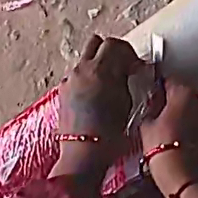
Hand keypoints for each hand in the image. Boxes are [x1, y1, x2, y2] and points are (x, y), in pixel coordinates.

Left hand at [52, 36, 141, 181]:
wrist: (83, 154)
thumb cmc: (109, 133)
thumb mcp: (127, 102)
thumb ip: (126, 80)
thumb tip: (128, 71)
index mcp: (100, 69)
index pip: (115, 44)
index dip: (128, 52)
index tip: (135, 65)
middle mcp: (81, 70)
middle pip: (97, 43)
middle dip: (111, 51)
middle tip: (122, 66)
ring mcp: (69, 80)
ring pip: (85, 59)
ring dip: (98, 64)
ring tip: (109, 83)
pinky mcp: (62, 92)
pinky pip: (77, 75)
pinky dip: (87, 78)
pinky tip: (96, 95)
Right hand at [140, 79, 197, 194]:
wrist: (183, 177)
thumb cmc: (161, 146)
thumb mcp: (146, 124)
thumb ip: (151, 108)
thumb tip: (154, 103)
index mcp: (183, 92)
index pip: (169, 81)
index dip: (157, 88)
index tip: (150, 96)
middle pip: (182, 94)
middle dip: (171, 101)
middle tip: (156, 112)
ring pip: (191, 109)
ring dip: (181, 114)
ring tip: (165, 127)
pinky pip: (196, 123)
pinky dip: (188, 126)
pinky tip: (176, 137)